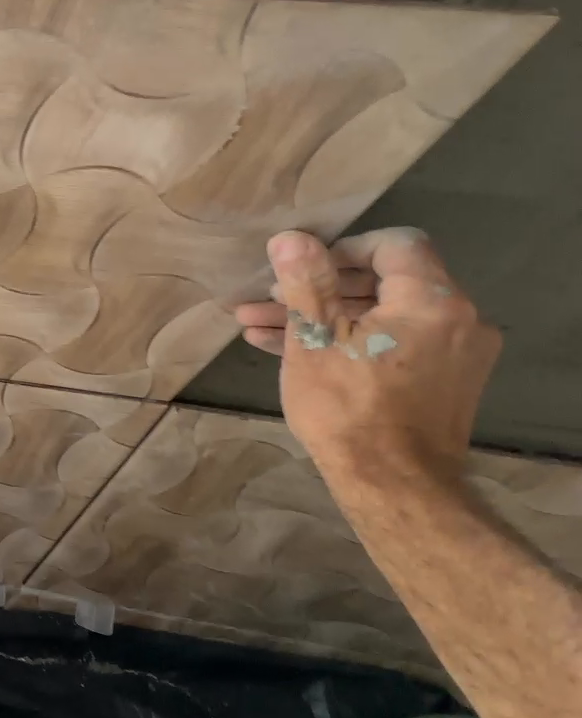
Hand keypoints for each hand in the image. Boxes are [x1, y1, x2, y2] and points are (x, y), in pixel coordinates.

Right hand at [234, 228, 500, 476]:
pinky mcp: (442, 377)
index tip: (297, 269)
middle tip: (265, 298)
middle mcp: (459, 319)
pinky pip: (391, 340)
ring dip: (321, 315)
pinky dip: (346, 338)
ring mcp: (455, 351)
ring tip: (258, 325)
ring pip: (380, 314)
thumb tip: (291, 238)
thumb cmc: (346, 403)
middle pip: (384, 281)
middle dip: (317, 287)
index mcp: (433, 302)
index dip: (341, 249)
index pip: (394, 246)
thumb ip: (305, 283)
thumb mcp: (313, 338)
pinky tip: (290, 348)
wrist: (391, 479)